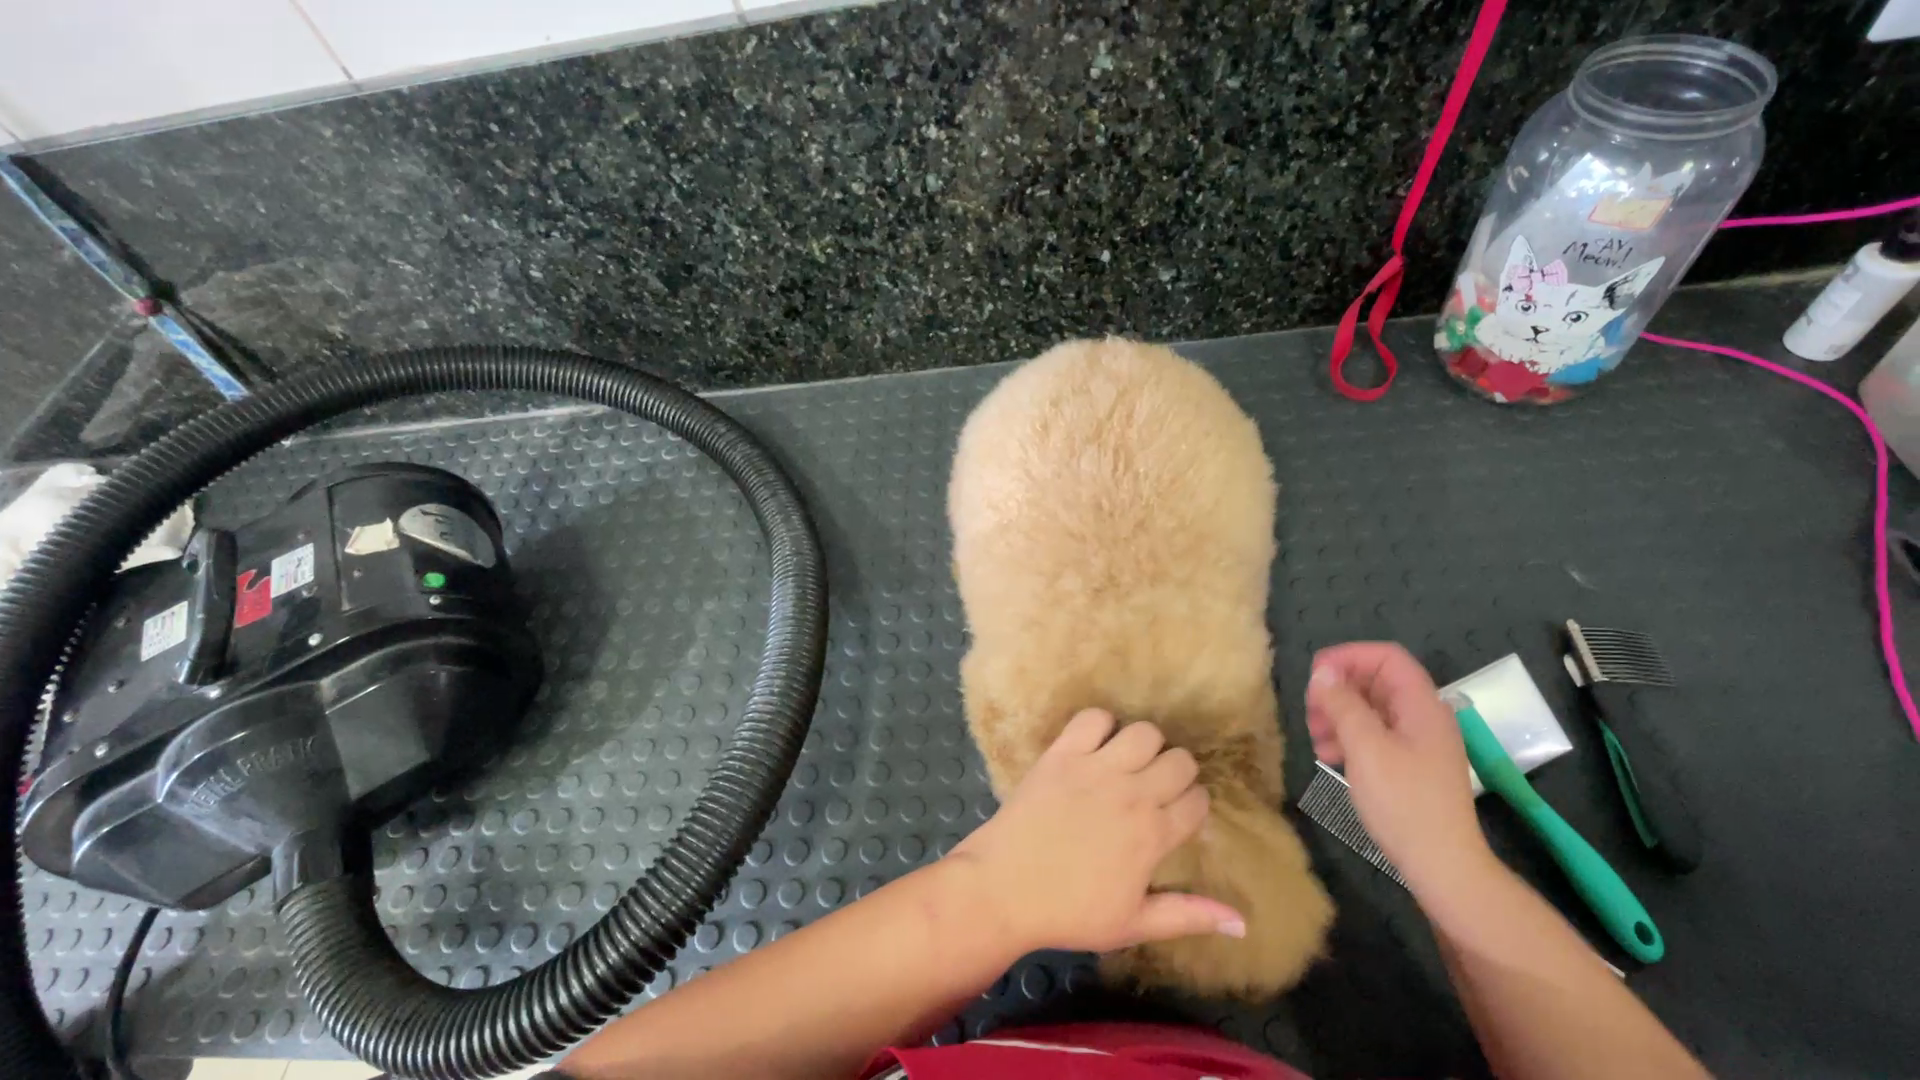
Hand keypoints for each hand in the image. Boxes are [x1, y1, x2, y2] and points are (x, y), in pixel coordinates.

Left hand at [946, 709, 1245, 955]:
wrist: (1002, 890)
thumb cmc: (1068, 913)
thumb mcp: (1133, 924)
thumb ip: (1189, 915)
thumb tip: (1243, 923)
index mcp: (1153, 835)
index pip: (1198, 801)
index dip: (1192, 807)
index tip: (1176, 816)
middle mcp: (1131, 794)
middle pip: (1180, 760)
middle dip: (1176, 773)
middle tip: (1154, 789)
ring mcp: (1095, 769)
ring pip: (1144, 732)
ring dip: (1143, 746)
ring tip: (1128, 764)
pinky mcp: (1061, 754)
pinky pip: (1092, 717)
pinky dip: (1099, 725)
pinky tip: (1094, 746)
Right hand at [1305, 642, 1495, 896]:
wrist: (1442, 865)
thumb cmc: (1404, 802)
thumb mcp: (1365, 748)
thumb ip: (1343, 704)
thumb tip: (1323, 673)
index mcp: (1422, 706)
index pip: (1387, 658)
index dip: (1348, 657)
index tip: (1314, 676)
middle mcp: (1424, 717)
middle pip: (1377, 683)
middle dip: (1339, 690)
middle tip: (1309, 712)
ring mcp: (1419, 743)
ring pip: (1373, 710)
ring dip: (1339, 716)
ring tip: (1315, 739)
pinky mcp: (1412, 767)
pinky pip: (1377, 736)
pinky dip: (1350, 738)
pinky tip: (1330, 758)